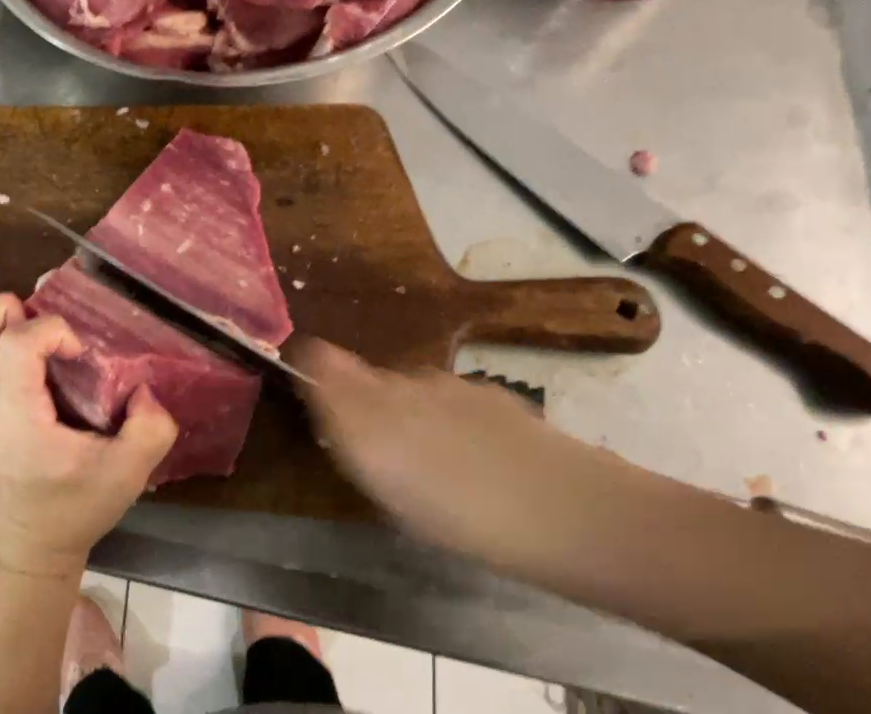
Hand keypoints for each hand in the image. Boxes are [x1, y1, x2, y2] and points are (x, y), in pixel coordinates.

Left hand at [0, 291, 177, 577]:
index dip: (51, 331)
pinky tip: (27, 346)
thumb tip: (145, 388)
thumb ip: (150, 429)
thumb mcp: (128, 474)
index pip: (15, 344)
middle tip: (40, 325)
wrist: (33, 541)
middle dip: (0, 309)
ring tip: (29, 327)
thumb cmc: (76, 508)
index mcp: (18, 415)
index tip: (80, 352)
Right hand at [289, 337, 642, 569]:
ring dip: (409, 420)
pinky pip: (462, 415)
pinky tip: (470, 474)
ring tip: (421, 469)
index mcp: (368, 391)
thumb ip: (333, 413)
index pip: (318, 355)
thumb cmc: (454, 501)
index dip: (302, 365)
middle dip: (359, 403)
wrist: (574, 514)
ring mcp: (464, 393)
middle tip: (364, 451)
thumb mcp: (372, 466)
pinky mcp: (509, 415)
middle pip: (368, 378)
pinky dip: (454, 435)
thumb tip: (302, 365)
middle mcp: (411, 379)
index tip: (297, 393)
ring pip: (417, 397)